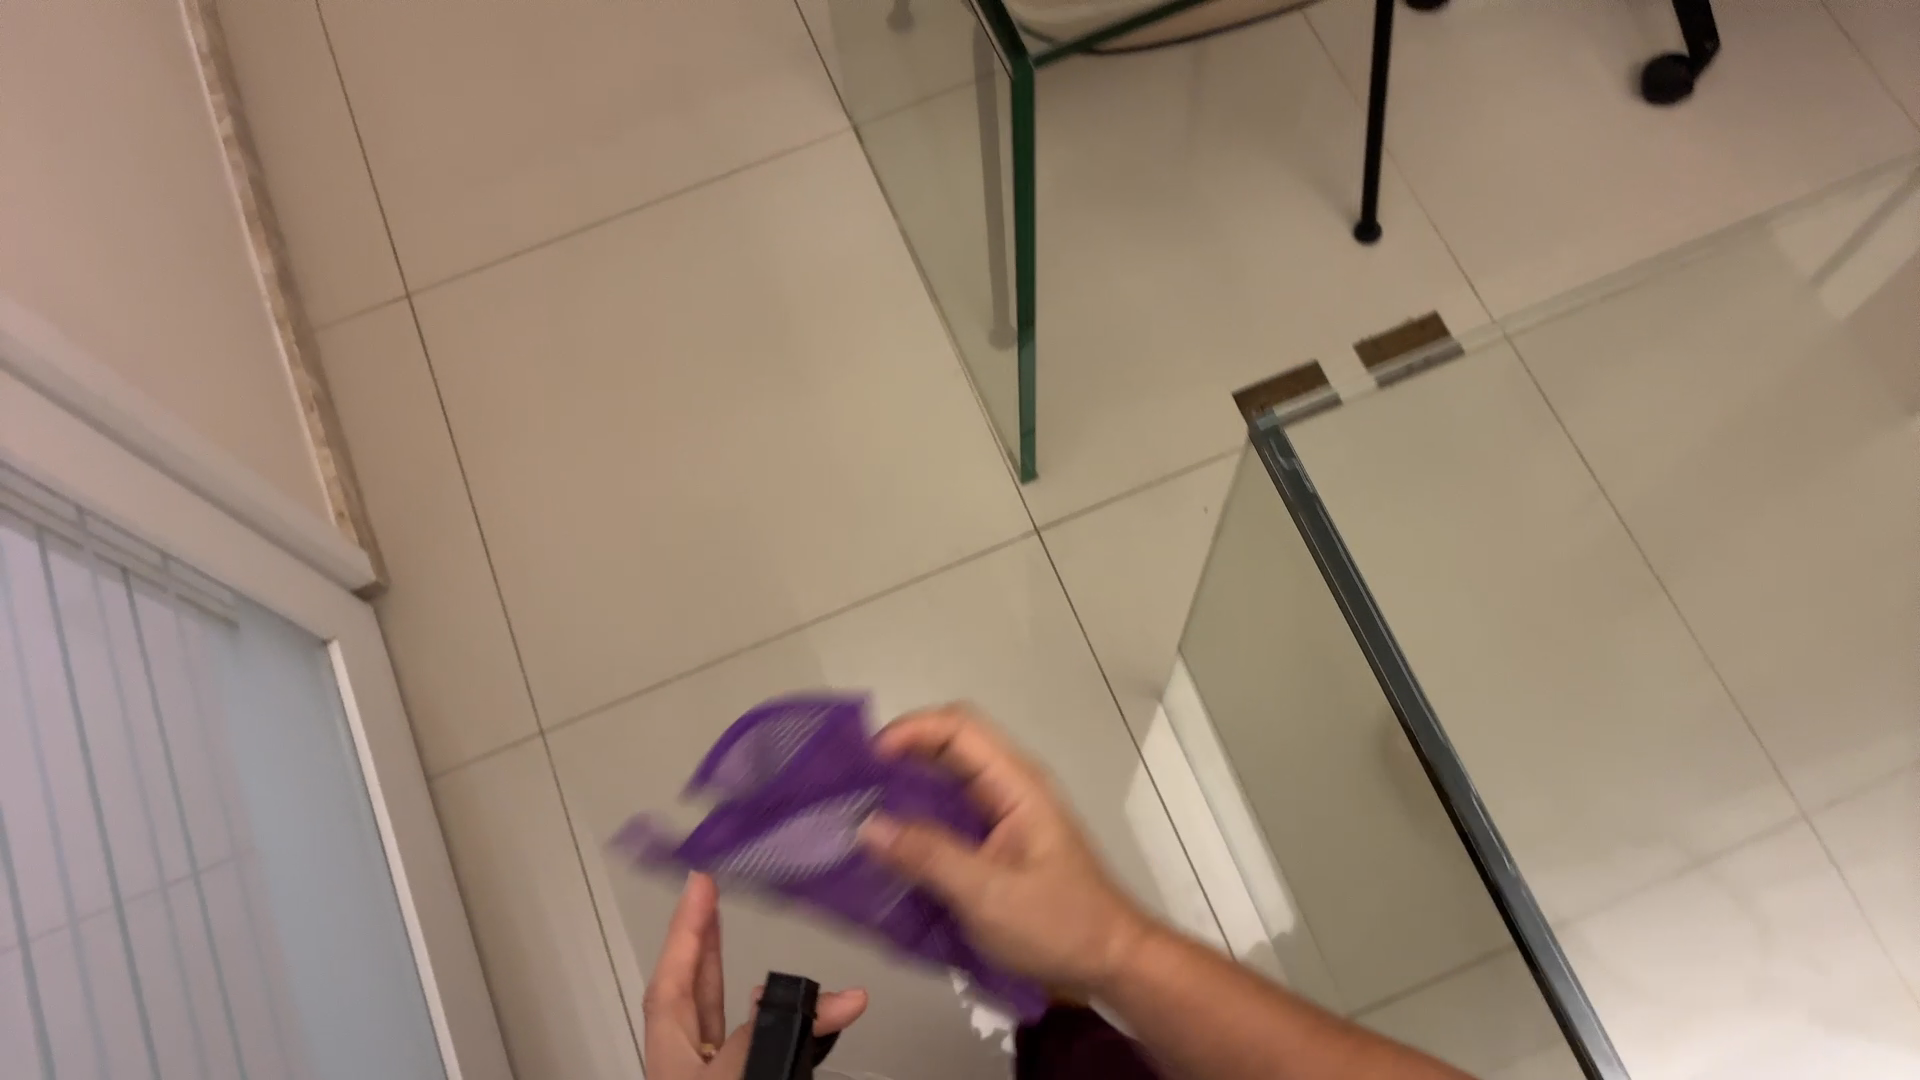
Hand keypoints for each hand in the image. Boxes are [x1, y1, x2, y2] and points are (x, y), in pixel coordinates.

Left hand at [643, 873, 867, 1079]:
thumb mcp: (735, 1077)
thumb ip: (778, 1032)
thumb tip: (848, 996)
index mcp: (671, 1060)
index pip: (671, 982)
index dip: (685, 930)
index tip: (700, 881)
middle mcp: (686, 1068)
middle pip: (688, 996)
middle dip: (702, 944)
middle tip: (714, 895)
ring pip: (717, 1023)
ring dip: (728, 981)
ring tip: (746, 945)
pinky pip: (749, 1049)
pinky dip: (767, 1023)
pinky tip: (785, 1013)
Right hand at [856, 704, 1153, 997]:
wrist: (1111, 961)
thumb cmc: (1059, 924)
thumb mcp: (988, 895)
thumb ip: (929, 856)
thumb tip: (867, 825)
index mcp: (1016, 782)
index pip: (959, 728)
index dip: (912, 730)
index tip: (868, 759)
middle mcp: (1010, 785)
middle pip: (952, 744)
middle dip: (904, 752)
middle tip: (856, 780)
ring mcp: (1006, 811)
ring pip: (950, 777)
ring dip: (909, 783)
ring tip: (865, 805)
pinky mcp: (999, 839)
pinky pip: (953, 810)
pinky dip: (920, 814)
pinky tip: (894, 840)